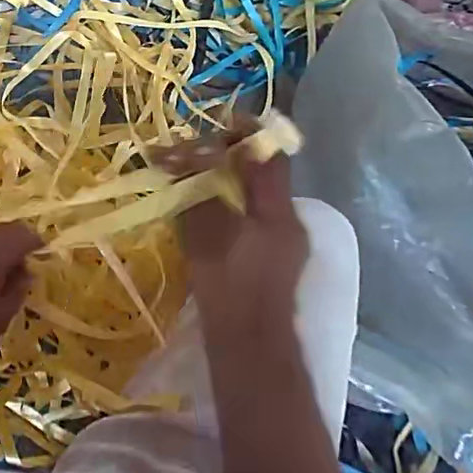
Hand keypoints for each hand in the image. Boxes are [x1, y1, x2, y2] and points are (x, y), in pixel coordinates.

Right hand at [154, 121, 309, 313]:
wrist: (250, 347)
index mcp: (278, 209)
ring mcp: (283, 240)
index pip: (268, 154)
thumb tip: (184, 157)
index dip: (244, 133)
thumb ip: (198, 191)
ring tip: (185, 179)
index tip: (214, 125)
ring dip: (222, 180)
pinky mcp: (272, 258)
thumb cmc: (231, 289)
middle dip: (223, 156)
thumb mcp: (207, 233)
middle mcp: (287, 219)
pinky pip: (248, 216)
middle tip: (186, 156)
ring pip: (252, 194)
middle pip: (259, 171)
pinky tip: (198, 210)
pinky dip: (225, 204)